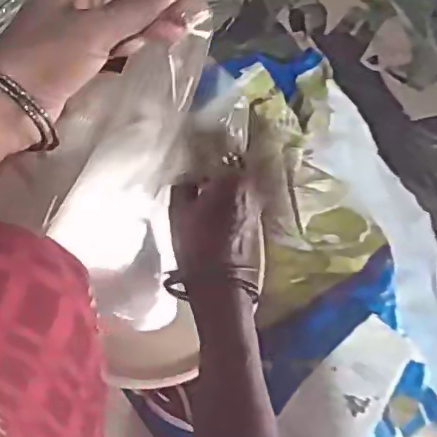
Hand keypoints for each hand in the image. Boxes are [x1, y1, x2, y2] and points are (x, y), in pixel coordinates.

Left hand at [0, 0, 204, 118]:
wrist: (8, 105)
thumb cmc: (48, 59)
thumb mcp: (96, 30)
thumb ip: (137, 5)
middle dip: (156, 0)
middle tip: (189, 17)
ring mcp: (75, 29)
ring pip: (120, 18)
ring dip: (148, 23)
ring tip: (178, 35)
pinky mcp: (77, 57)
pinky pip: (110, 42)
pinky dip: (130, 43)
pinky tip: (149, 49)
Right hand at [169, 163, 261, 325]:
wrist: (223, 283)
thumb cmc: (197, 244)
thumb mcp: (179, 210)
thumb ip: (184, 185)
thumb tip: (190, 177)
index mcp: (230, 178)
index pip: (215, 153)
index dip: (200, 152)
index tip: (189, 156)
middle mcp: (250, 186)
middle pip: (230, 167)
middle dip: (214, 168)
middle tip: (196, 173)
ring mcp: (257, 203)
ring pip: (236, 184)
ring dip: (222, 184)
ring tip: (203, 190)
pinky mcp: (258, 220)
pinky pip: (240, 199)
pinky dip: (229, 198)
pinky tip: (215, 207)